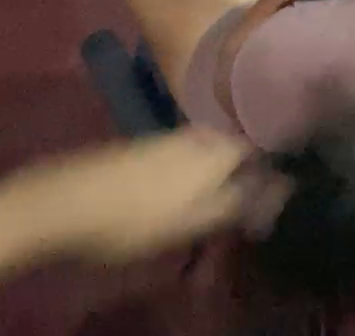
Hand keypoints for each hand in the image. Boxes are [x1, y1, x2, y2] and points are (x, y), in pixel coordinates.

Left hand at [2, 130, 287, 264]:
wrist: (67, 200)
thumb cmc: (135, 217)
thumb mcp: (193, 220)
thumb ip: (239, 203)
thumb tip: (284, 187)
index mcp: (217, 148)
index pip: (263, 149)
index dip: (277, 168)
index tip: (287, 188)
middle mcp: (201, 133)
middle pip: (240, 145)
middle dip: (254, 165)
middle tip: (261, 193)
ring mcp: (174, 136)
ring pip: (217, 145)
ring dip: (229, 165)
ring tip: (234, 190)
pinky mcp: (152, 146)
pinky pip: (196, 149)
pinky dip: (206, 165)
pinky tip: (198, 184)